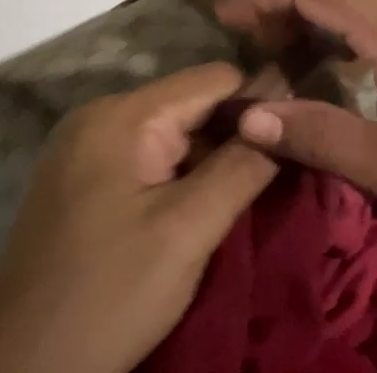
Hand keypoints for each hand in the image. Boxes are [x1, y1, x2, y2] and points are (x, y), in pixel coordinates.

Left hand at [0, 64, 276, 372]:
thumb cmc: (106, 296)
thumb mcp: (187, 230)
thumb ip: (243, 165)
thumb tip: (290, 113)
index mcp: (120, 117)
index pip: (215, 79)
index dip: (260, 104)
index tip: (295, 141)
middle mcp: (98, 120)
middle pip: (194, 105)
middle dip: (236, 136)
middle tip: (276, 177)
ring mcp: (84, 153)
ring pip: (176, 135)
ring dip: (211, 163)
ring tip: (246, 197)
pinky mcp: (82, 186)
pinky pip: (150, 161)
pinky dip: (182, 180)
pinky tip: (201, 213)